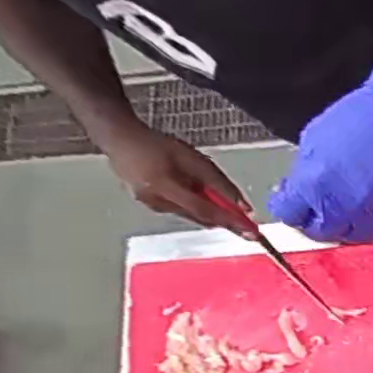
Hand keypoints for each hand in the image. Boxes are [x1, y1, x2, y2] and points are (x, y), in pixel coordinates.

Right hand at [96, 120, 250, 232]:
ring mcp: (151, 206)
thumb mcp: (195, 159)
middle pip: (201, 217)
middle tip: (248, 228)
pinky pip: (184, 212)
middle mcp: (156, 200)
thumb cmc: (158, 145)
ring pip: (193, 216)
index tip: (253, 235)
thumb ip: (221, 184)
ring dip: (211, 213)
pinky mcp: (151, 207)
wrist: (119, 138)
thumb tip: (245, 209)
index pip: (205, 210)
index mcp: (163, 185)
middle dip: (226, 221)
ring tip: (218, 202)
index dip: (230, 222)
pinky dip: (197, 209)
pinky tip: (197, 197)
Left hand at [268, 43, 372, 242]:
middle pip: (322, 232)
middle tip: (321, 207)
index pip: (289, 215)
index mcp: (315, 186)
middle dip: (318, 220)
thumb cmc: (364, 120)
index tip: (293, 206)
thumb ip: (304, 175)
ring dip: (348, 223)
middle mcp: (345, 208)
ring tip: (351, 201)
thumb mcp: (314, 140)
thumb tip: (298, 194)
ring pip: (354, 236)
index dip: (290, 208)